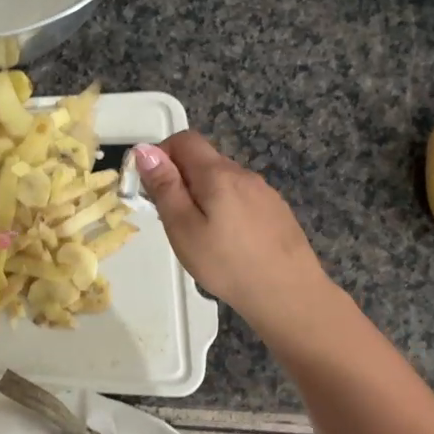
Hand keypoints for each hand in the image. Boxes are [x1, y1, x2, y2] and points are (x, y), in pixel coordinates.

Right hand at [135, 132, 333, 324]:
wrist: (288, 294)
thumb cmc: (225, 262)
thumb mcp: (182, 227)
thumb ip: (164, 186)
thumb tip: (145, 149)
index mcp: (217, 174)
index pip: (184, 139)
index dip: (160, 154)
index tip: (151, 187)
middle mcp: (243, 174)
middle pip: (203, 159)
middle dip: (179, 178)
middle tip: (171, 218)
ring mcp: (264, 192)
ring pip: (222, 179)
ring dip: (201, 194)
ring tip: (198, 233)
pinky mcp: (275, 210)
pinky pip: (240, 196)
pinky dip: (223, 207)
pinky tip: (226, 240)